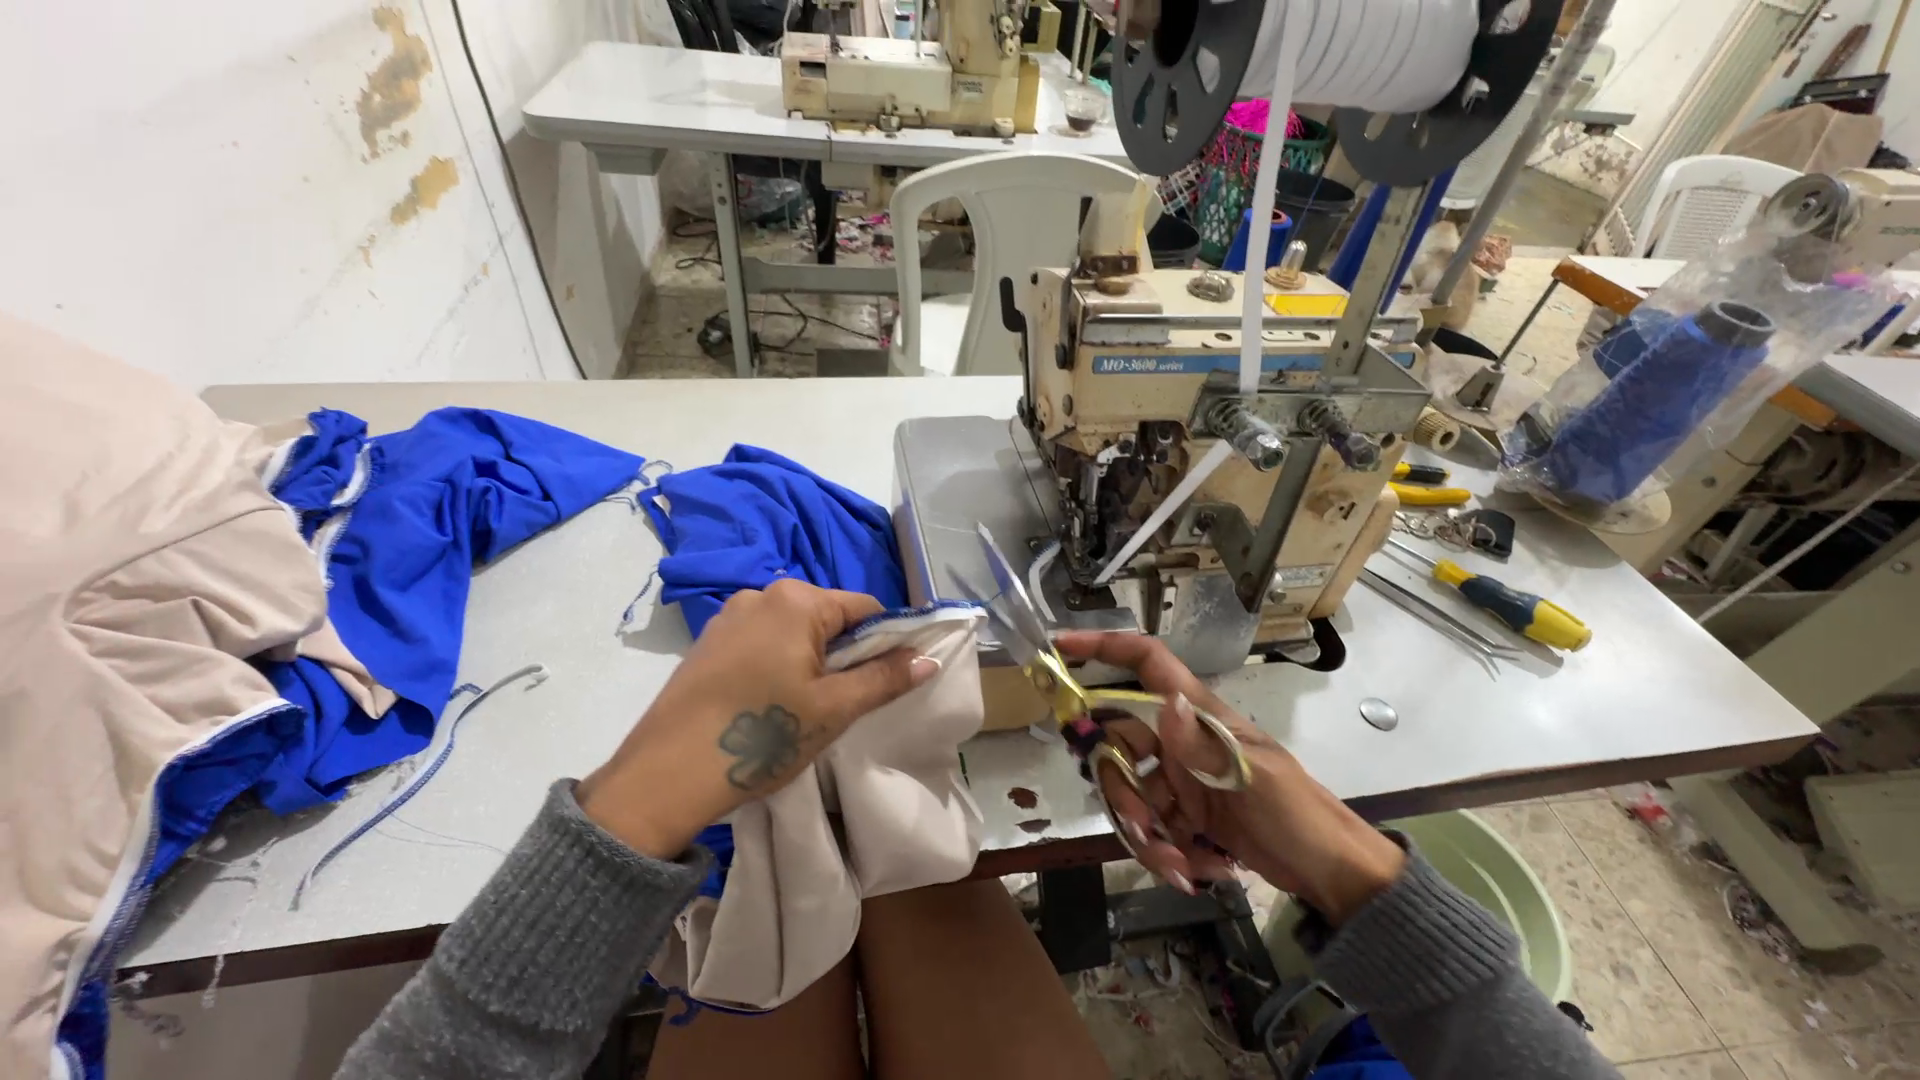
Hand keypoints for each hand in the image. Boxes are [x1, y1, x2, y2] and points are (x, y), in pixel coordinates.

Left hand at [580, 580, 938, 858]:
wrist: (667, 774)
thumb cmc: (762, 735)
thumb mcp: (834, 709)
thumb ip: (884, 679)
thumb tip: (929, 658)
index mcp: (797, 600)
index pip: (865, 608)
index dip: (885, 642)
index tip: (886, 682)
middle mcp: (762, 594)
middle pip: (828, 617)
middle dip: (844, 654)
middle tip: (842, 703)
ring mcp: (729, 617)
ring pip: (793, 632)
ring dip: (810, 661)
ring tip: (803, 709)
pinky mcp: (708, 642)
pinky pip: (762, 643)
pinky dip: (778, 665)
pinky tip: (768, 705)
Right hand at [1054, 632, 1405, 923]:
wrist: (1329, 873)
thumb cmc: (1298, 813)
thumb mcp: (1254, 779)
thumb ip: (1205, 745)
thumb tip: (1166, 700)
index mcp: (1198, 716)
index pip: (1148, 664)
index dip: (1105, 647)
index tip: (1061, 645)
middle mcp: (1180, 741)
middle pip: (1118, 745)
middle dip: (1122, 791)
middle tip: (1144, 828)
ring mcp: (1178, 780)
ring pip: (1128, 793)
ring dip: (1145, 834)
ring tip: (1180, 864)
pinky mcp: (1182, 816)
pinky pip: (1147, 828)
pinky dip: (1163, 853)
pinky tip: (1196, 871)